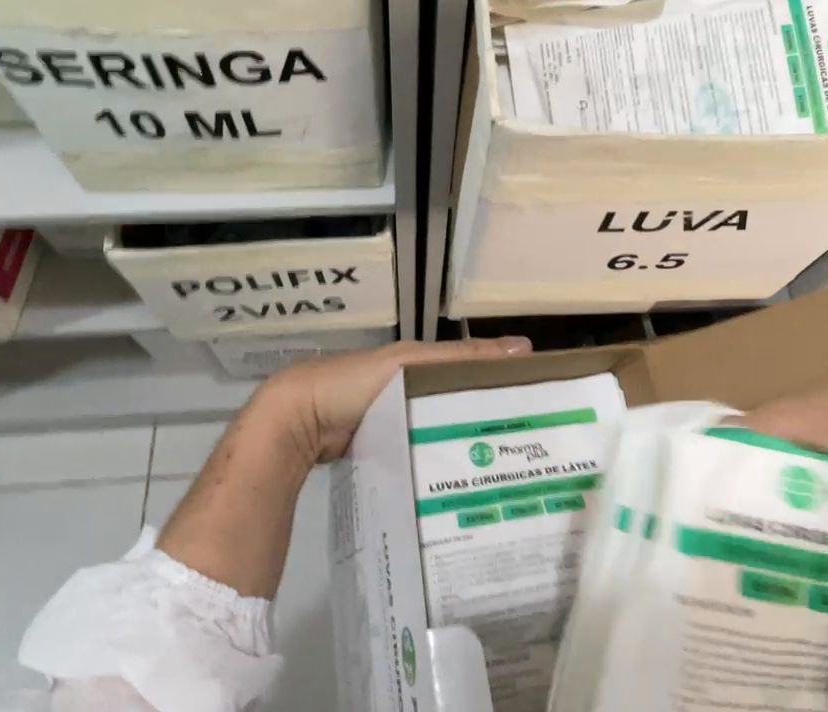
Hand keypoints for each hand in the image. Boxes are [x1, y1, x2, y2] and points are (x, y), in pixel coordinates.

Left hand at [262, 338, 532, 465]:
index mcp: (413, 364)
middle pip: (450, 403)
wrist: (295, 419)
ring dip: (456, 443)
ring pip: (432, 430)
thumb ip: (461, 358)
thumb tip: (525, 346)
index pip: (465, 371)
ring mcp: (387, 422)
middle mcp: (403, 390)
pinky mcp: (376, 450)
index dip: (496, 383)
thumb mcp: (410, 364)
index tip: (531, 405)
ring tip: (495, 470)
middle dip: (480, 419)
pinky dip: (430, 459)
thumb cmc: (354, 382)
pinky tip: (454, 479)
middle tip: (520, 448)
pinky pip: (412, 452)